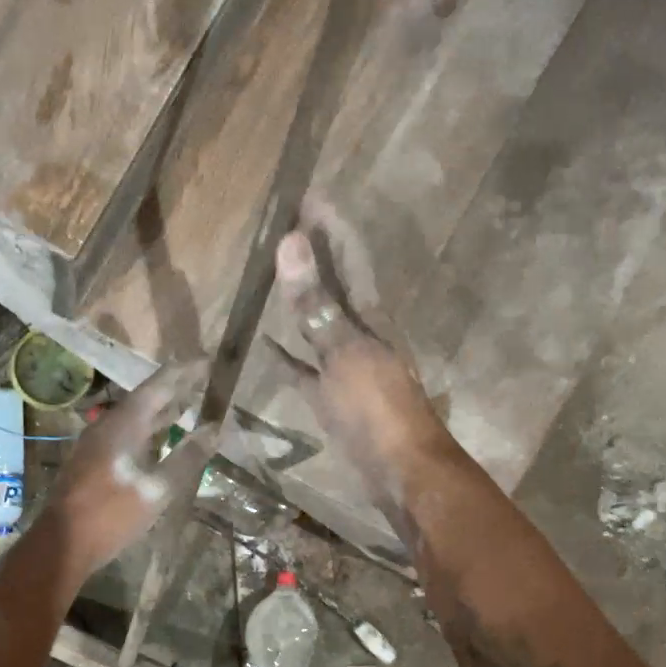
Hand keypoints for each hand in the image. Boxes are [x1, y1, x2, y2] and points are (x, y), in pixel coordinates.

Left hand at [36, 358, 212, 576]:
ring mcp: (95, 445)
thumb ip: (186, 457)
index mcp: (122, 425)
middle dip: (174, 390)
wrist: (61, 544)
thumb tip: (215, 428)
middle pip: (144, 400)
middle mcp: (106, 427)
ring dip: (160, 412)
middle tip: (202, 380)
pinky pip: (125, 436)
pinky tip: (158, 442)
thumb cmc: (109, 515)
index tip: (206, 360)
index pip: (156, 386)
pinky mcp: (91, 463)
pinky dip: (148, 432)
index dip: (182, 372)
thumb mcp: (155, 489)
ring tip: (187, 406)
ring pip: (133, 419)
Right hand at [275, 204, 447, 507]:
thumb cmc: (377, 408)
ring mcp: (346, 367)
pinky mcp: (333, 399)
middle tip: (287, 226)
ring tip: (273, 277)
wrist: (400, 471)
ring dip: (300, 301)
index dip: (330, 225)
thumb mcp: (343, 351)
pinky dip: (286, 357)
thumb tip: (291, 240)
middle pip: (333, 285)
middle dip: (315, 255)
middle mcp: (360, 334)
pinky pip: (304, 370)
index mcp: (368, 317)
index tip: (307, 194)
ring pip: (318, 324)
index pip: (349, 257)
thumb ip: (314, 302)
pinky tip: (265, 351)